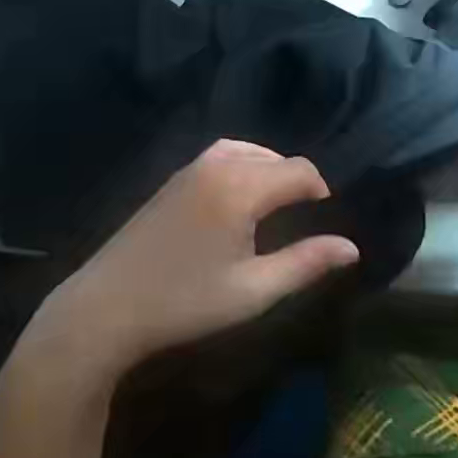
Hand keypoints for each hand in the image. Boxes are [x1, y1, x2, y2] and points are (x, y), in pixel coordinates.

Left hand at [33, 140, 360, 376]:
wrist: (105, 306)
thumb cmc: (184, 303)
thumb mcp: (253, 291)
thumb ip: (305, 263)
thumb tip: (351, 247)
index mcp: (240, 188)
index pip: (299, 171)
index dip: (320, 192)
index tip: (325, 222)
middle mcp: (218, 165)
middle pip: (275, 157)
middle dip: (297, 181)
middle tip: (303, 221)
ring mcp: (191, 168)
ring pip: (248, 150)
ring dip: (270, 169)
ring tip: (277, 205)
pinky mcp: (173, 178)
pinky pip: (222, 155)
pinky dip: (244, 165)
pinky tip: (240, 199)